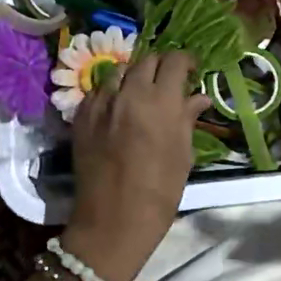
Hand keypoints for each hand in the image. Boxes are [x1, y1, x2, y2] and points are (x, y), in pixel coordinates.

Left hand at [65, 51, 210, 280]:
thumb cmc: (159, 192)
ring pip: (119, 71)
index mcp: (161, 101)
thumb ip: (187, 118)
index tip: (191, 71)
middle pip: (146, 60)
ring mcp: (101, 103)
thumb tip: (198, 96)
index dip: (186, 61)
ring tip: (141, 92)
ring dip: (134, 75)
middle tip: (168, 82)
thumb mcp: (183, 154)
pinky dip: (111, 91)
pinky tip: (118, 108)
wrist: (113, 220)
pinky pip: (98, 90)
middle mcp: (130, 93)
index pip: (175, 61)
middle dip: (161, 66)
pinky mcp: (81, 116)